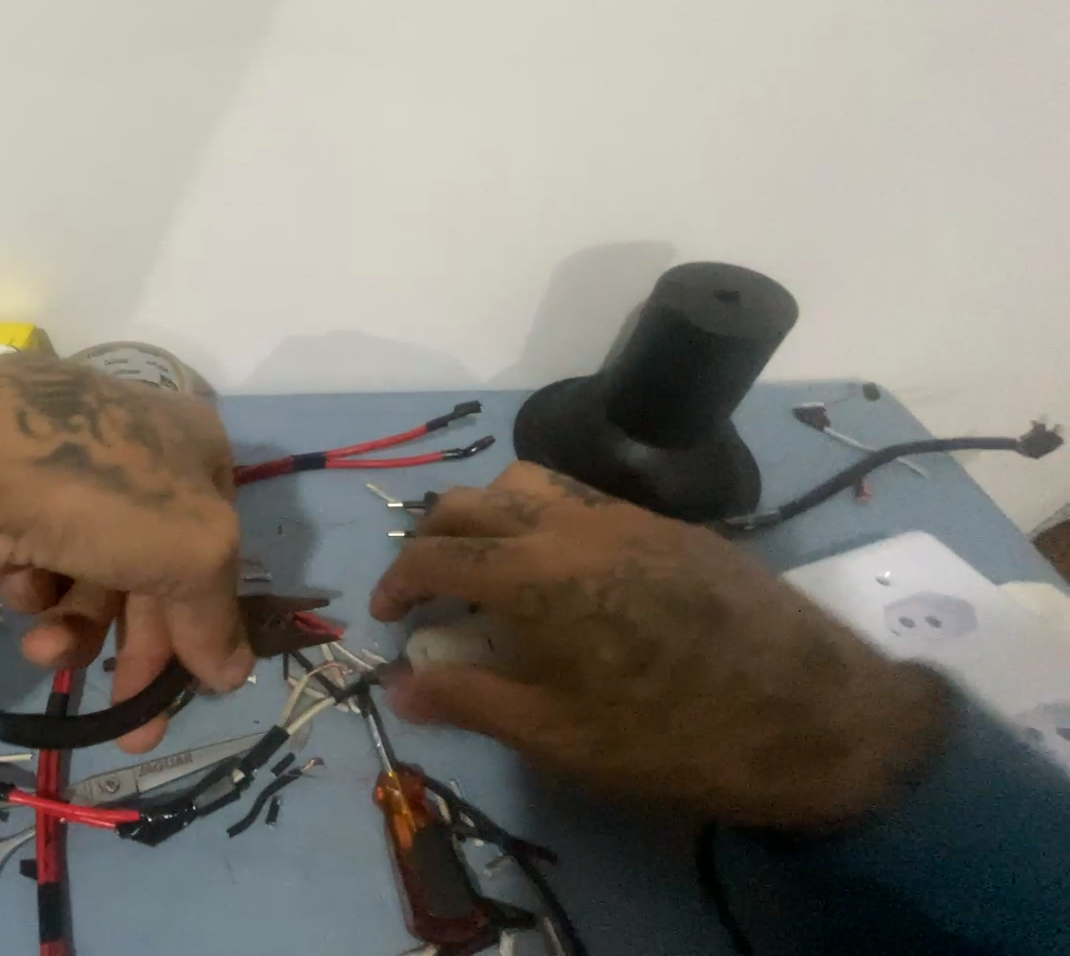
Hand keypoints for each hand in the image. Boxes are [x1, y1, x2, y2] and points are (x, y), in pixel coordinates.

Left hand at [0, 354, 251, 751]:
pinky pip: (42, 554)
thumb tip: (232, 672)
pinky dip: (34, 580)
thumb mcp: (192, 553)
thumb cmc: (105, 493)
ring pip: (94, 575)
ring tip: (42, 648)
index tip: (184, 690)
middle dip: (137, 654)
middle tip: (129, 734)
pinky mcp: (12, 494)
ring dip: (75, 626)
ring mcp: (70, 473)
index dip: (202, 626)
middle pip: (152, 574)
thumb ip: (217, 617)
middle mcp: (137, 458)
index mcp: (195, 450)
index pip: (213, 553)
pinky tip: (13, 576)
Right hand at [371, 462, 948, 827]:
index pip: (432, 558)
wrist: (828, 725)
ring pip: (520, 480)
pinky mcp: (660, 523)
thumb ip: (466, 700)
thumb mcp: (556, 735)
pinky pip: (575, 493)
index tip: (387, 615)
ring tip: (490, 558)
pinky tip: (560, 563)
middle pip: (464, 504)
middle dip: (428, 541)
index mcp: (531, 576)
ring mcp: (616, 516)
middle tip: (429, 587)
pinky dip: (538, 513)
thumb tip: (397, 689)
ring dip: (484, 511)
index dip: (395, 584)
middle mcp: (565, 527)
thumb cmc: (673, 736)